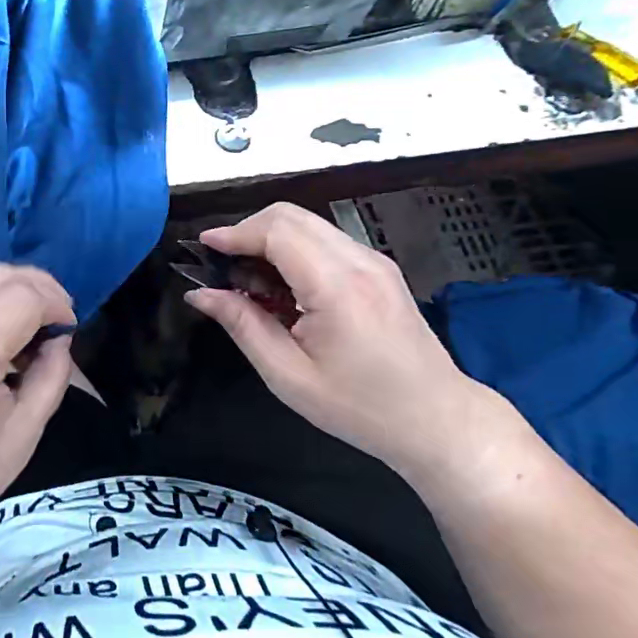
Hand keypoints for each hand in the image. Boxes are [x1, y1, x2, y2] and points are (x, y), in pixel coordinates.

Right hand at [184, 203, 520, 482]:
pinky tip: (279, 286)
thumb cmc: (360, 406)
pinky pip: (323, 240)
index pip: (277, 231)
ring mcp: (374, 262)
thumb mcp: (287, 375)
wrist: (438, 420)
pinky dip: (291, 249)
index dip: (234, 233)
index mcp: (338, 287)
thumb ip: (242, 325)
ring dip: (268, 240)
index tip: (202, 248)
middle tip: (221, 266)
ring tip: (246, 280)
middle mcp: (360, 262)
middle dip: (246, 231)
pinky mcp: (378, 269)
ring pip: (306, 223)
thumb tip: (200, 294)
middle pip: (290, 216)